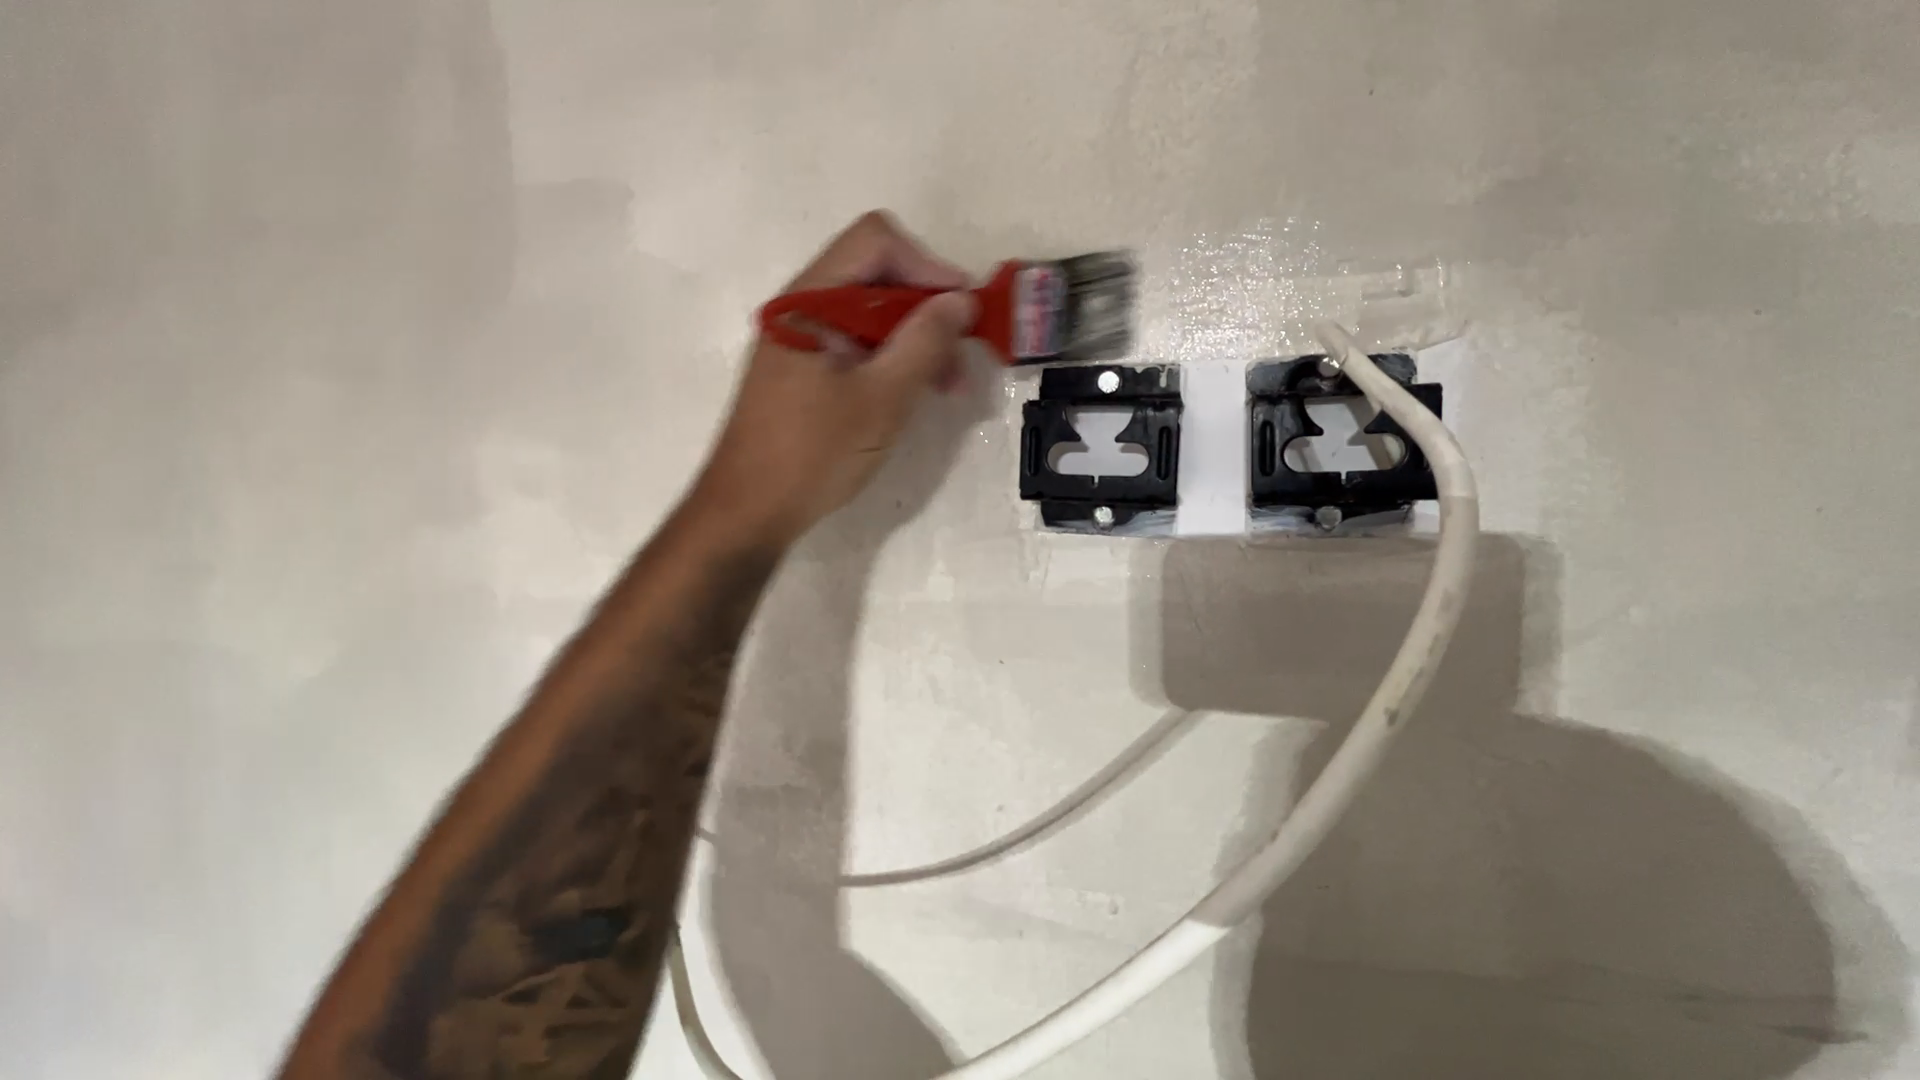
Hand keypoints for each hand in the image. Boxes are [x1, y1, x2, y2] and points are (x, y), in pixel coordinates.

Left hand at [689, 211, 978, 546]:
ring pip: (871, 313)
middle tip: (964, 354)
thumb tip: (960, 300)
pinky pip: (857, 343)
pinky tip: (914, 392)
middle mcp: (801, 307)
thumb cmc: (813, 454)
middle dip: (928, 307)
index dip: (928, 266)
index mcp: (810, 299)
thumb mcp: (882, 398)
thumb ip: (925, 342)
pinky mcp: (804, 369)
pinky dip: (891, 358)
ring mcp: (800, 338)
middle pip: (876, 274)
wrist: (749, 511)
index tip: (964, 310)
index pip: (876, 242)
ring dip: (915, 338)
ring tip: (949, 386)